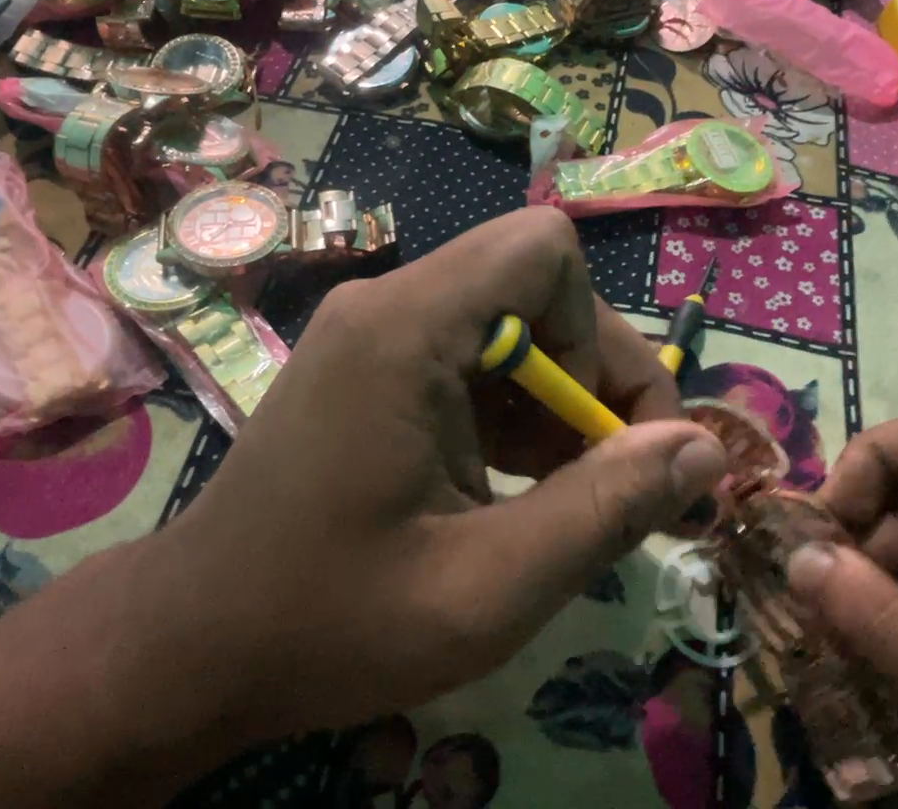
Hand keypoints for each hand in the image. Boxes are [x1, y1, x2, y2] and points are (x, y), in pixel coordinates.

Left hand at [145, 207, 727, 748]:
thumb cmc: (332, 623)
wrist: (194, 646)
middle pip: (534, 288)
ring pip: (509, 327)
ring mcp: (371, 334)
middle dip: (592, 379)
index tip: (611, 434)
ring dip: (558, 404)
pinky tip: (517, 489)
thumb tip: (703, 450)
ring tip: (571, 498)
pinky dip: (514, 415)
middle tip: (615, 481)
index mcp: (404, 328)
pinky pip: (469, 360)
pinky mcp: (368, 368)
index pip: (543, 249)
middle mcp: (386, 305)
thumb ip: (607, 508)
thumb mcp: (490, 585)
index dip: (600, 331)